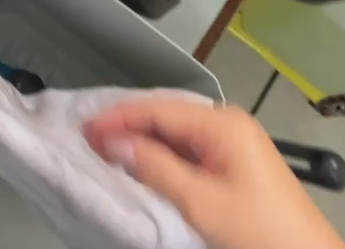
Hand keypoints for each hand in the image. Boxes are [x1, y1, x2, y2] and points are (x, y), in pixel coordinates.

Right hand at [85, 100, 344, 248]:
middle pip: (165, 116)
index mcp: (222, 123)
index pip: (157, 109)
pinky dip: (162, 157)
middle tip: (89, 139)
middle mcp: (227, 124)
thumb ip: (154, 167)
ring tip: (107, 151)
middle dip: (127, 127)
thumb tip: (111, 140)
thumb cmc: (261, 235)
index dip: (118, 118)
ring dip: (143, 143)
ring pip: (175, 134)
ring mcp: (234, 145)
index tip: (84, 129)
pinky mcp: (236, 167)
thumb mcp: (202, 203)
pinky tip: (141, 166)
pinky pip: (189, 152)